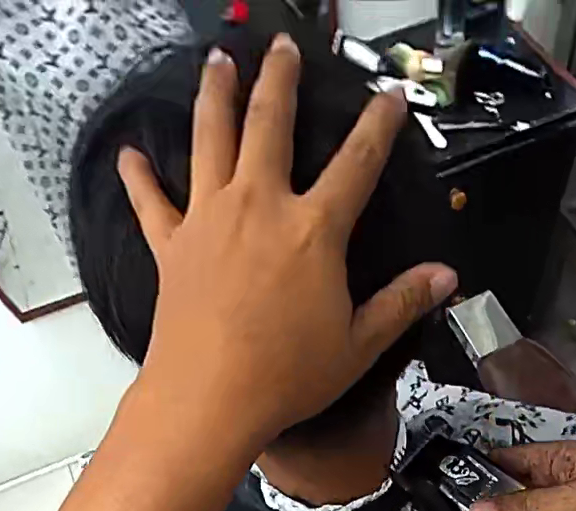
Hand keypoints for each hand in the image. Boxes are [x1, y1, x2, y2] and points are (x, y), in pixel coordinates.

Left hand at [117, 35, 457, 447]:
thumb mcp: (358, 346)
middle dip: (280, 80)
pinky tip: (129, 156)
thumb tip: (445, 276)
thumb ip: (401, 304)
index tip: (390, 98)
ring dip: (216, 95)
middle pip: (269, 124)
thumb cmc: (288, 376)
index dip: (378, 127)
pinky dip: (139, 177)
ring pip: (210, 138)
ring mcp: (209, 220)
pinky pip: (152, 201)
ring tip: (219, 62)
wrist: (211, 398)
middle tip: (284, 48)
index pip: (356, 164)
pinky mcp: (172, 246)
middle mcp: (259, 207)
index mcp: (313, 232)